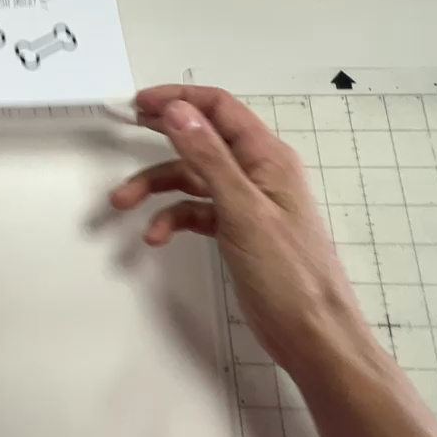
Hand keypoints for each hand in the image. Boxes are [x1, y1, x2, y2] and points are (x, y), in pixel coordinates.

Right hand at [110, 85, 369, 373]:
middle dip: (160, 131)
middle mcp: (255, 171)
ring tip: (123, 202)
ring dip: (155, 186)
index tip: (139, 102)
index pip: (218, 108)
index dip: (178, 98)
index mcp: (266, 157)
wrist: (313, 337)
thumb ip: (208, 156)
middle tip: (125, 122)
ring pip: (189, 177)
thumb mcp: (242, 210)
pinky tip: (156, 235)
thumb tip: (176, 110)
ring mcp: (243, 200)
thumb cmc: (288, 273)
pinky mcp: (234, 228)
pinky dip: (171, 217)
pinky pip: (193, 209)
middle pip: (200, 136)